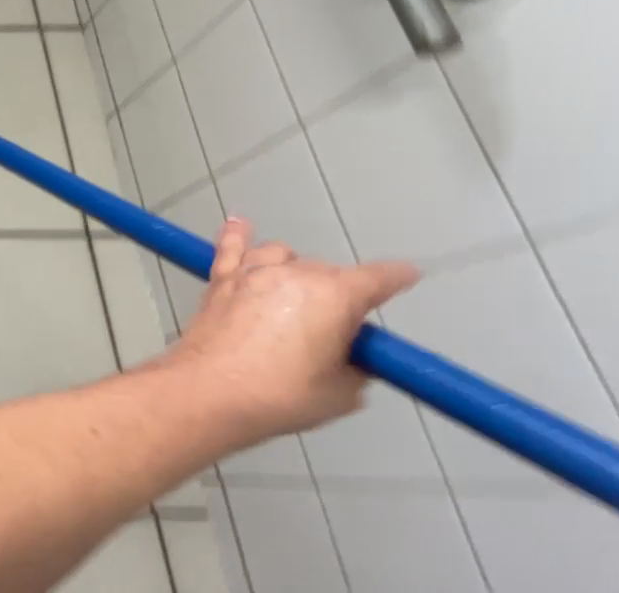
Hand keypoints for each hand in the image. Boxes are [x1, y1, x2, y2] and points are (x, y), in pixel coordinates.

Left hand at [164, 218, 418, 443]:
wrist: (210, 389)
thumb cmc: (283, 393)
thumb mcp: (343, 389)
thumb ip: (353, 361)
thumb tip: (343, 351)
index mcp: (333, 295)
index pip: (377, 278)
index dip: (395, 279)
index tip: (408, 275)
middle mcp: (292, 273)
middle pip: (327, 272)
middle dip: (338, 293)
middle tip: (335, 329)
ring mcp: (251, 272)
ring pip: (283, 257)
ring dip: (295, 271)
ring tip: (296, 298)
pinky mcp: (220, 279)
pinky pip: (230, 248)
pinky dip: (237, 236)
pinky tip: (239, 223)